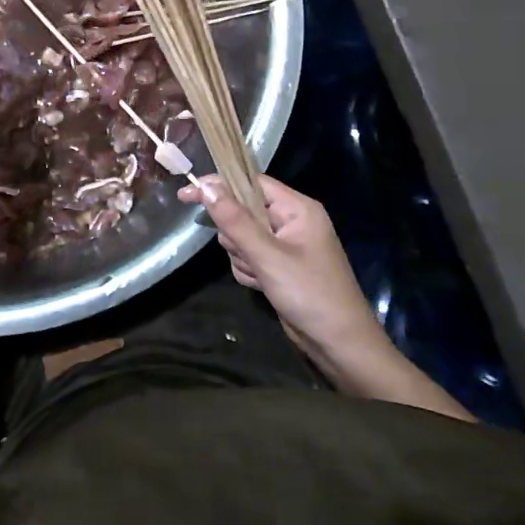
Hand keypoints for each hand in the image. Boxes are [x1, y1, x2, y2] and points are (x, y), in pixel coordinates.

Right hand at [178, 175, 385, 356]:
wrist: (338, 342)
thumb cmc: (309, 292)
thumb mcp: (267, 255)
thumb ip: (234, 220)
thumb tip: (205, 186)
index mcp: (297, 209)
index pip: (250, 182)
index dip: (218, 185)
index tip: (186, 194)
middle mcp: (290, 221)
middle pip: (240, 210)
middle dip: (235, 234)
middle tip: (247, 253)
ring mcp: (284, 244)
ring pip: (239, 236)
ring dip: (241, 256)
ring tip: (261, 275)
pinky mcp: (277, 264)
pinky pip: (246, 255)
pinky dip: (247, 269)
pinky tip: (261, 284)